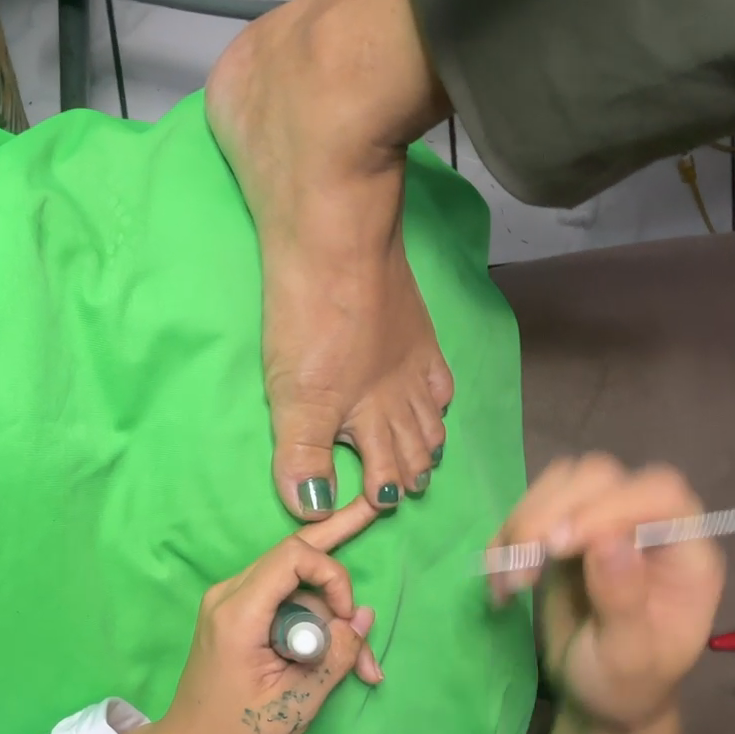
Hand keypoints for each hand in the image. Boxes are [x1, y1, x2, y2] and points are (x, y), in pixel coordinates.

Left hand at [126, 498, 385, 733]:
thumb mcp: (296, 703)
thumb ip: (334, 655)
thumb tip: (362, 616)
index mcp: (237, 612)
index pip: (293, 555)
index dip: (332, 574)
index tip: (347, 618)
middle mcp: (230, 595)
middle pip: (294, 555)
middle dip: (339, 554)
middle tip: (376, 507)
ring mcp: (231, 603)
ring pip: (296, 586)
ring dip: (332, 618)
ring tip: (363, 668)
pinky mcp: (238, 616)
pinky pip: (284, 602)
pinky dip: (315, 625)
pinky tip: (344, 657)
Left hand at [205, 0, 453, 518]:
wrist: (331, 220)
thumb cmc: (309, 316)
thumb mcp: (295, 397)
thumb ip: (305, 456)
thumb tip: (313, 513)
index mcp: (378, 414)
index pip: (389, 474)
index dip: (379, 497)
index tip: (370, 511)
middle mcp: (405, 391)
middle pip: (416, 448)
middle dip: (406, 475)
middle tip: (396, 491)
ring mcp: (413, 353)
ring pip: (431, 414)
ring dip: (424, 441)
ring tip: (417, 460)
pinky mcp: (412, 318)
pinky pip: (439, 372)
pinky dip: (437, 398)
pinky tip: (435, 397)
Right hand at [488, 455, 723, 730]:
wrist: (600, 697)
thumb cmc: (628, 684)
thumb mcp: (629, 659)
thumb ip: (624, 600)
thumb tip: (609, 540)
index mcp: (684, 552)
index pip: (658, 494)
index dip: (606, 507)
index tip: (558, 548)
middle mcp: (647, 525)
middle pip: (600, 476)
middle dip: (550, 514)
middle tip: (525, 568)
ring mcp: (602, 524)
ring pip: (561, 482)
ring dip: (523, 523)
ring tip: (511, 581)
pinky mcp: (564, 533)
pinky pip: (530, 508)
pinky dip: (505, 539)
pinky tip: (501, 583)